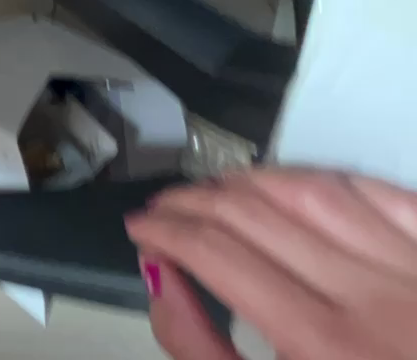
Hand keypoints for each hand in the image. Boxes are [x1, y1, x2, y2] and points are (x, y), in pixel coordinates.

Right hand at [127, 168, 416, 359]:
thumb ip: (199, 348)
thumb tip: (158, 275)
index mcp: (328, 346)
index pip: (208, 248)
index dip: (157, 228)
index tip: (142, 231)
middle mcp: (381, 302)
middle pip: (246, 211)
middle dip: (185, 200)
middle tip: (165, 211)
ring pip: (306, 189)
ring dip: (244, 182)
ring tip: (220, 196)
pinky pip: (379, 193)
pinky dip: (324, 181)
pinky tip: (296, 195)